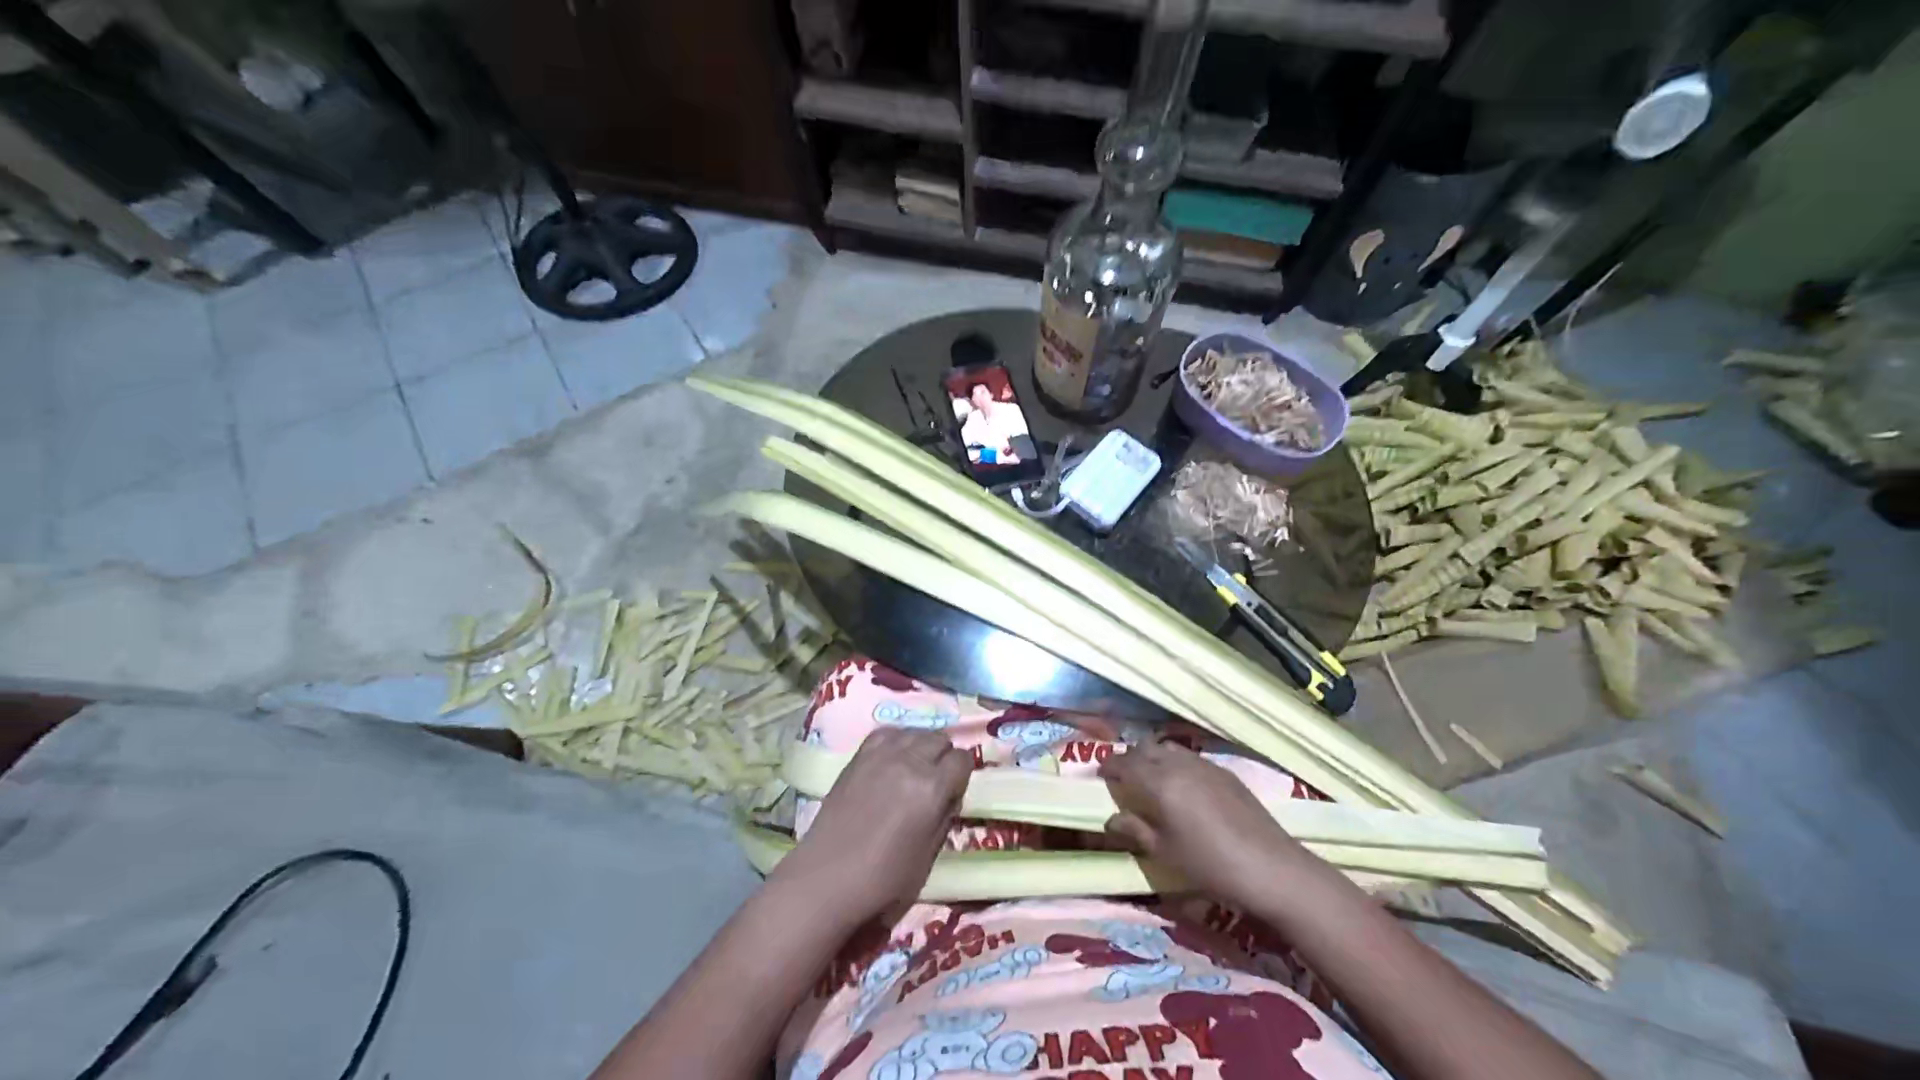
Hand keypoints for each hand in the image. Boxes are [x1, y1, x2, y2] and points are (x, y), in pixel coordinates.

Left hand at [772, 728, 970, 923]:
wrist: (826, 878)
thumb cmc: (883, 880)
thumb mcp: (929, 855)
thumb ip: (945, 816)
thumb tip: (950, 794)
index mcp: (931, 788)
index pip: (962, 759)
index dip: (962, 774)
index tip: (954, 790)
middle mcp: (910, 761)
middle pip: (940, 739)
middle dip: (944, 757)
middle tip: (936, 781)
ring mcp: (881, 755)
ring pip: (915, 732)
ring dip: (921, 747)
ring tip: (914, 770)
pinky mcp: (858, 756)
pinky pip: (887, 733)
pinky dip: (897, 741)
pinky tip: (893, 759)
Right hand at [1099, 739, 1319, 907]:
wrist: (1271, 867)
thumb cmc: (1210, 864)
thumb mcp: (1164, 852)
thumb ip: (1135, 830)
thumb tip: (1112, 819)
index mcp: (1159, 782)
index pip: (1123, 763)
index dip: (1108, 767)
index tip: (1101, 777)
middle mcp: (1178, 764)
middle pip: (1144, 748)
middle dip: (1129, 758)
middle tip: (1124, 778)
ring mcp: (1204, 765)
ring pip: (1168, 748)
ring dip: (1153, 757)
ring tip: (1152, 780)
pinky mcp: (1225, 772)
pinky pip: (1190, 757)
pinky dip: (1176, 763)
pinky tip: (1183, 787)